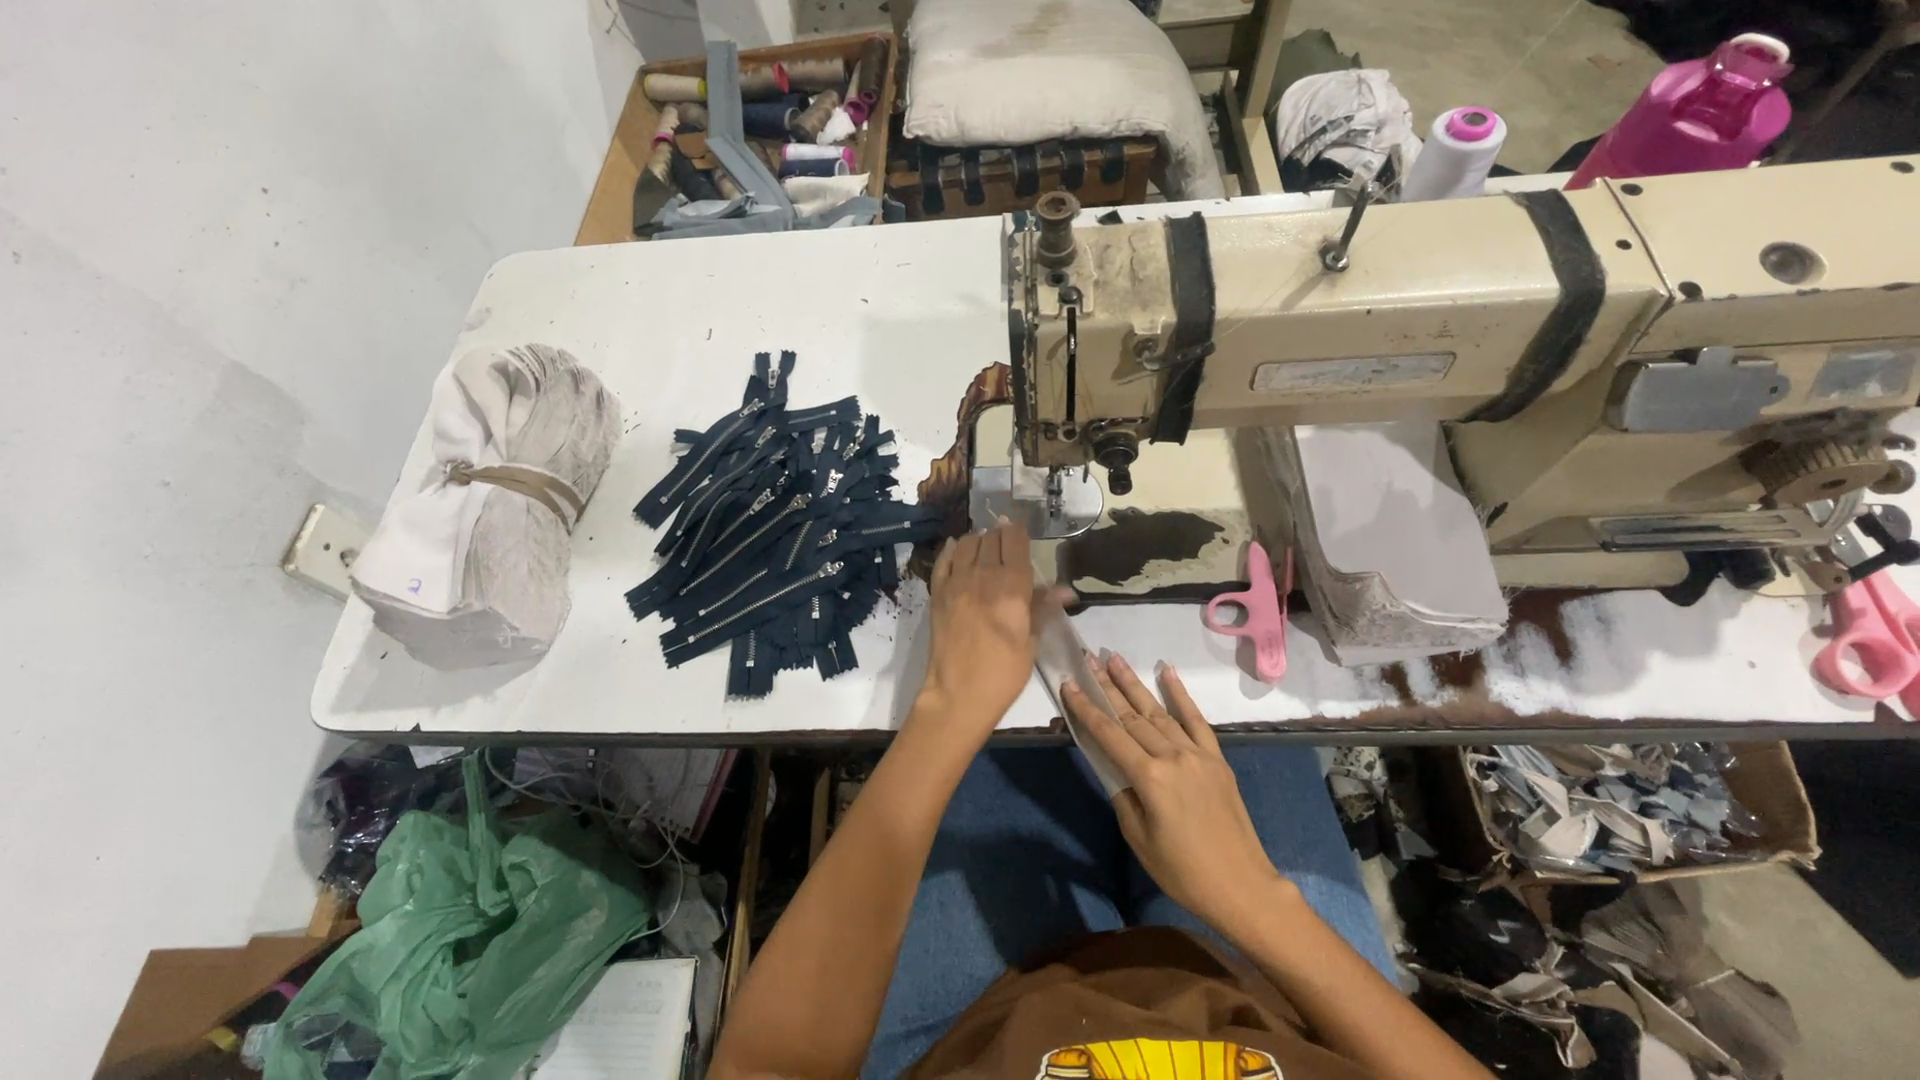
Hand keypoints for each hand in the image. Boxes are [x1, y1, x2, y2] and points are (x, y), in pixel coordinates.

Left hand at [917, 522, 1039, 740]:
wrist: (958, 694)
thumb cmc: (1003, 673)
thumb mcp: (1031, 641)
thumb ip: (1042, 608)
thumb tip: (1065, 590)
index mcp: (1012, 586)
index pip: (1016, 541)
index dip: (1020, 533)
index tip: (1023, 534)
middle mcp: (983, 575)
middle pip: (992, 538)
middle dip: (1001, 535)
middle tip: (1007, 543)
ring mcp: (956, 582)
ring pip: (966, 543)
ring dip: (978, 539)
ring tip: (985, 545)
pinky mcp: (937, 593)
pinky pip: (943, 560)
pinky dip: (951, 550)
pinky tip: (956, 547)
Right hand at [1064, 654, 1292, 935]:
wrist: (1240, 885)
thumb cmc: (1182, 871)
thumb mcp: (1138, 838)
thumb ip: (1123, 796)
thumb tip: (1116, 769)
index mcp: (1149, 777)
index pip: (1109, 734)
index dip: (1086, 709)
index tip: (1069, 684)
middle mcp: (1173, 756)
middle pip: (1131, 716)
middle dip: (1106, 687)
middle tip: (1088, 659)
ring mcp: (1198, 754)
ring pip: (1159, 712)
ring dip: (1135, 684)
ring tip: (1115, 659)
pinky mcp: (1217, 759)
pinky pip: (1196, 720)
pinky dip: (1180, 694)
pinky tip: (1167, 672)